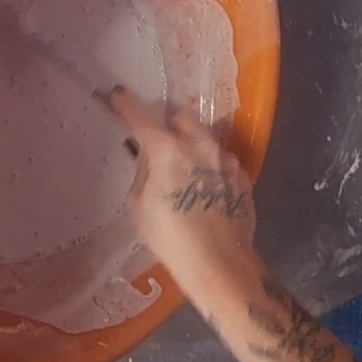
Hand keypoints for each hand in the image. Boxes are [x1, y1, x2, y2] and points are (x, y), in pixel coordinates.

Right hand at [110, 87, 262, 295]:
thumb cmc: (171, 237)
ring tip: (184, 167)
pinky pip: (220, 159)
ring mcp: (226, 159)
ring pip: (205, 136)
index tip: (118, 96)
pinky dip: (209, 165)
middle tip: (159, 139)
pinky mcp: (242, 175)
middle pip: (182, 115)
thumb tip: (149, 156)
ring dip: (191, 143)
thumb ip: (144, 171)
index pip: (142, 116)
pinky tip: (204, 187)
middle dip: (168, 122)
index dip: (127, 104)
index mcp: (168, 149)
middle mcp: (200, 145)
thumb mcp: (140, 204)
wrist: (220, 264)